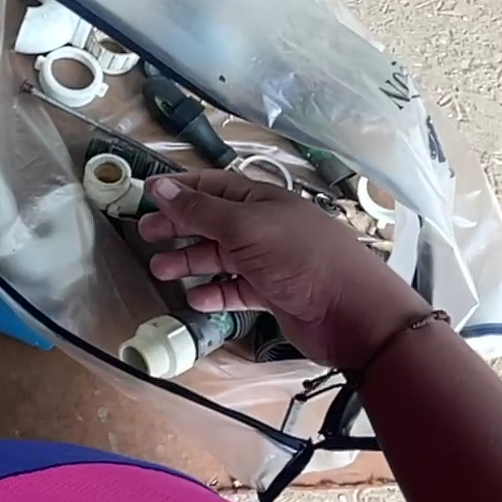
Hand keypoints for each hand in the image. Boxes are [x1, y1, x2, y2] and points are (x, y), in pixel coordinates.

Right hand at [138, 170, 431, 368]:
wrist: (357, 315)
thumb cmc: (300, 259)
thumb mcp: (245, 228)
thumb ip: (200, 210)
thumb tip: (159, 186)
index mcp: (260, 201)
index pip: (212, 186)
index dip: (179, 189)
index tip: (146, 194)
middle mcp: (264, 227)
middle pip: (211, 221)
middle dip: (178, 227)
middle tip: (145, 235)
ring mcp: (269, 262)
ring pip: (220, 257)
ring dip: (189, 261)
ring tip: (160, 271)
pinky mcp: (274, 294)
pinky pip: (236, 288)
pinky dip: (215, 292)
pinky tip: (196, 299)